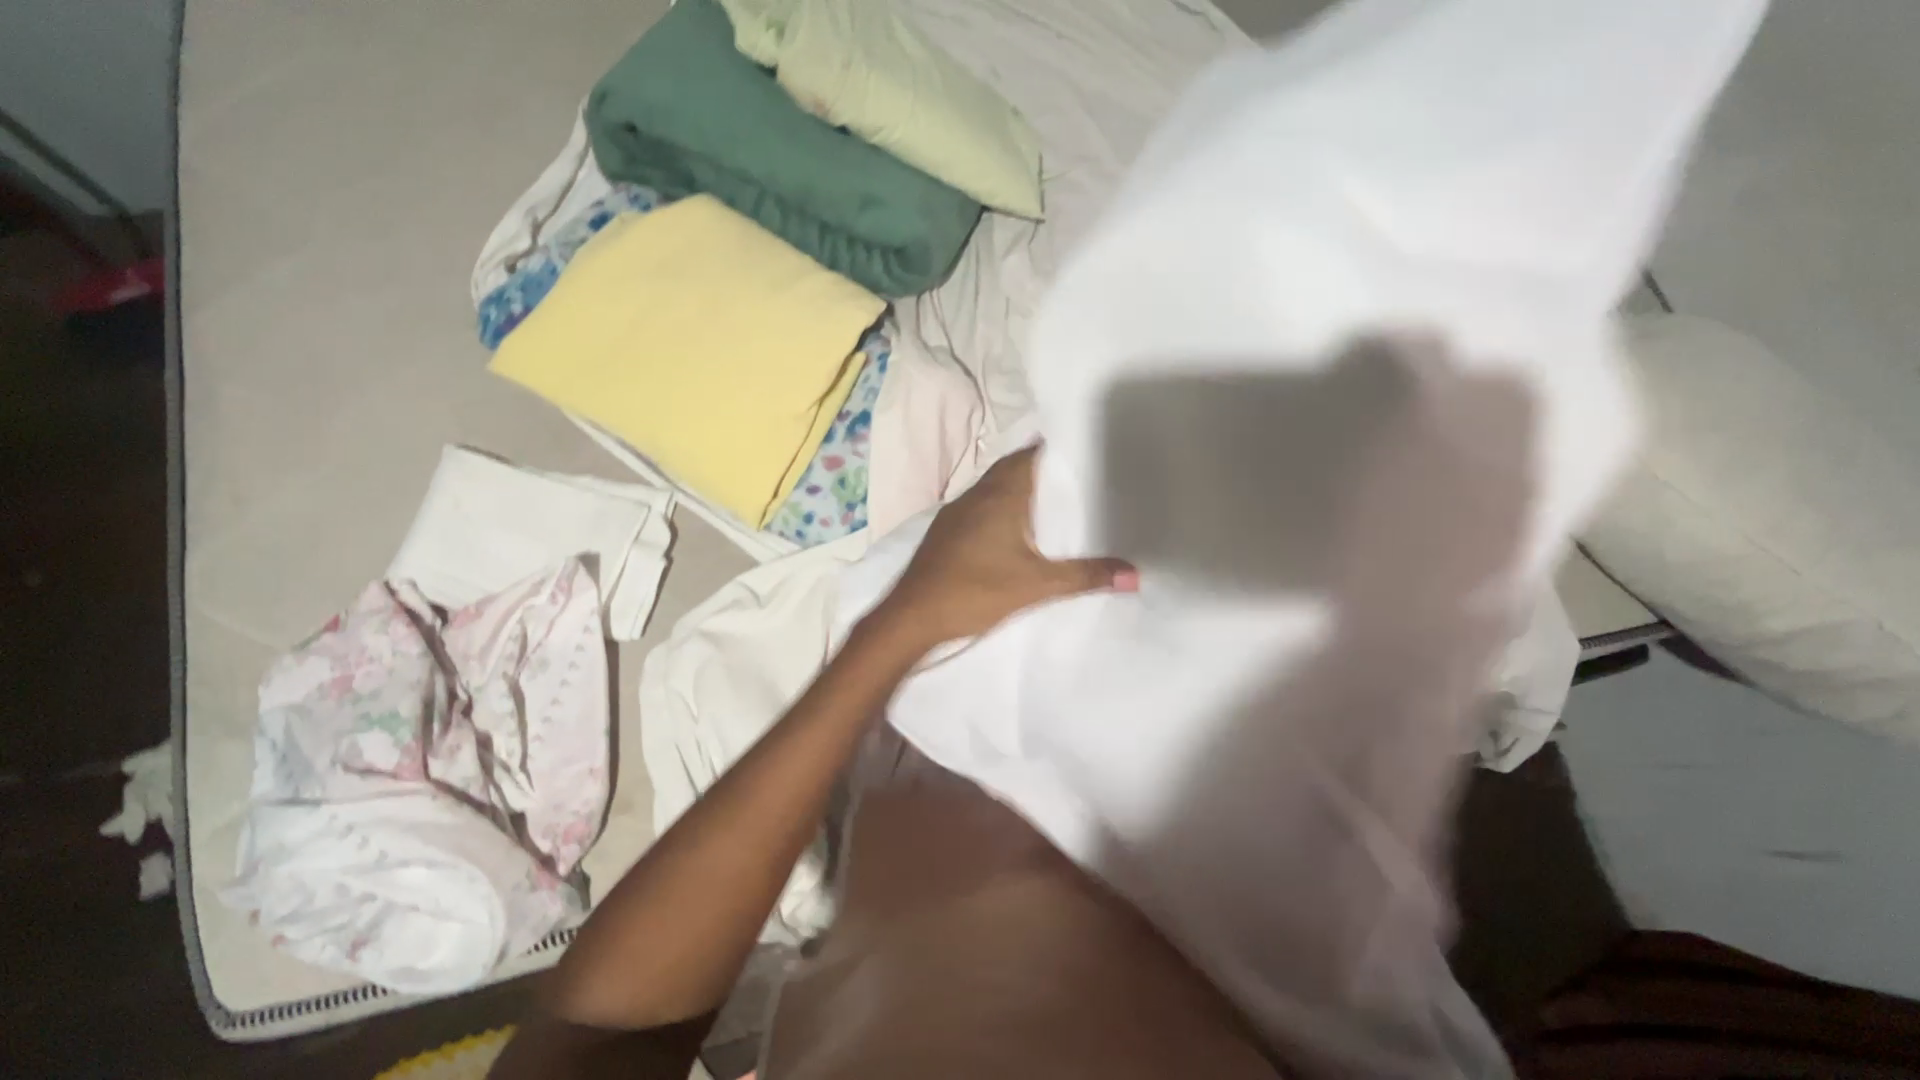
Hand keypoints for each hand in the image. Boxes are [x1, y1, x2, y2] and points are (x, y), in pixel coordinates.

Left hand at [870, 446, 1137, 652]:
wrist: (912, 617)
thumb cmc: (974, 592)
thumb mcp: (1037, 586)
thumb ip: (1085, 577)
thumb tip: (1135, 576)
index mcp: (1000, 496)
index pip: (1030, 456)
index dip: (1055, 450)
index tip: (1083, 450)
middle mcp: (976, 495)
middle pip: (1011, 469)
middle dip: (1039, 469)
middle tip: (1073, 476)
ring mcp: (956, 514)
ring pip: (993, 489)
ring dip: (1017, 490)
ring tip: (1050, 501)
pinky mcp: (944, 533)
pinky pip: (979, 508)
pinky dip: (999, 510)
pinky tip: (1011, 532)